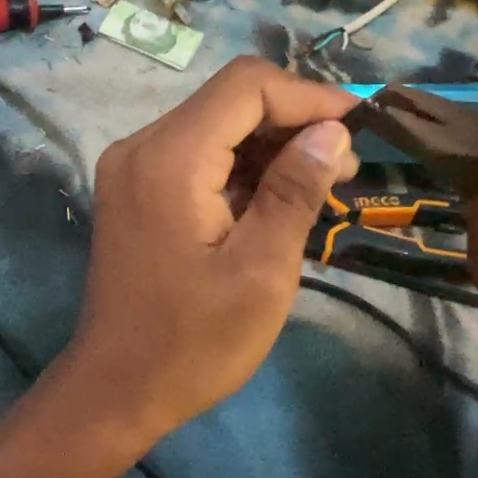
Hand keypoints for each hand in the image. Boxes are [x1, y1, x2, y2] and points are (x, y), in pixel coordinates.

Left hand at [55, 57, 359, 442]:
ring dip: (269, 146)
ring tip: (320, 187)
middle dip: (294, 122)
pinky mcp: (134, 191)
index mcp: (169, 158)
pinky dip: (240, 168)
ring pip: (215, 125)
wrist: (116, 390)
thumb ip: (294, 191)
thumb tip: (332, 130)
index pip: (247, 87)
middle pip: (229, 100)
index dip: (309, 97)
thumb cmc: (193, 342)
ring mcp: (132, 168)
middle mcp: (141, 147)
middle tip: (345, 168)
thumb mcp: (261, 271)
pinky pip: (196, 155)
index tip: (360, 128)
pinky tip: (275, 201)